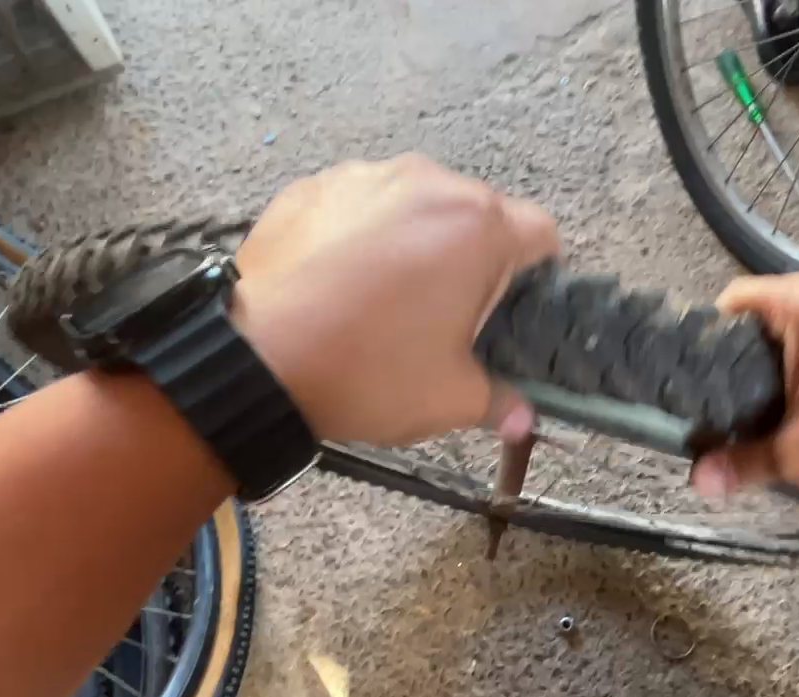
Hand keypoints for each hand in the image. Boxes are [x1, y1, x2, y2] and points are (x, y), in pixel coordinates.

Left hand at [228, 155, 554, 444]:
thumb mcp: (452, 400)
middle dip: (479, 259)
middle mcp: (427, 183)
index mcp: (477, 229)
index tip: (520, 305)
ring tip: (395, 299)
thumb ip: (502, 402)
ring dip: (422, 243)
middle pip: (479, 214)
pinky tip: (348, 284)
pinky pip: (363, 205)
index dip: (541, 273)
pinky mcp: (313, 186)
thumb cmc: (368, 373)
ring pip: (419, 205)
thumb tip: (524, 418)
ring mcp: (364, 177)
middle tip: (456, 315)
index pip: (541, 233)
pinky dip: (369, 236)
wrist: (256, 360)